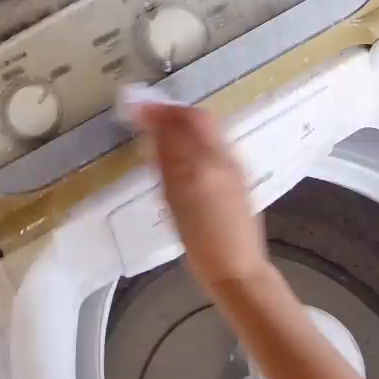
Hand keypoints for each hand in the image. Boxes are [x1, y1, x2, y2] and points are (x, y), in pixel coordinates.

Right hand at [133, 102, 274, 292]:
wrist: (238, 270)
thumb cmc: (198, 245)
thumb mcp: (173, 202)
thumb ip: (165, 162)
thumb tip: (153, 131)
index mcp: (200, 165)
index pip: (177, 122)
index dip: (156, 111)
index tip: (137, 109)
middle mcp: (221, 157)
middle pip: (198, 117)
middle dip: (173, 112)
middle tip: (151, 116)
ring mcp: (234, 163)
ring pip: (209, 127)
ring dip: (185, 121)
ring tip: (165, 130)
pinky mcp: (241, 172)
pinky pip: (216, 141)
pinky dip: (197, 136)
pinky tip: (185, 150)